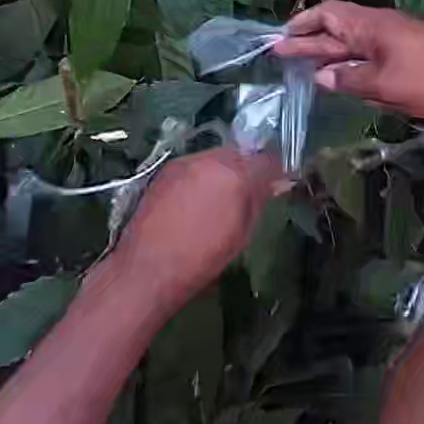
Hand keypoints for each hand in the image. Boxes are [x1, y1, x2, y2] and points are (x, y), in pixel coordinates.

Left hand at [112, 147, 280, 307]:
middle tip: (247, 192)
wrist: (146, 270)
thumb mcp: (242, 234)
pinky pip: (195, 165)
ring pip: (217, 157)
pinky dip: (202, 175)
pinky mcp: (167, 169)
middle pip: (241, 153)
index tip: (277, 181)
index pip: (267, 159)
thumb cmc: (202, 259)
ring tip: (220, 197)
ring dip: (224, 170)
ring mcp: (187, 162)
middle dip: (248, 168)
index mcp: (237, 175)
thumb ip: (260, 200)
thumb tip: (278, 183)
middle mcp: (212, 160)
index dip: (275, 170)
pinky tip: (196, 199)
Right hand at [274, 1, 423, 123]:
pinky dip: (351, 59)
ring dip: (331, 49)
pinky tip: (347, 74)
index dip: (302, 25)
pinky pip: (370, 49)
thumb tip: (320, 75)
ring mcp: (397, 35)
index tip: (279, 39)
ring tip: (308, 63)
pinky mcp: (410, 50)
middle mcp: (380, 24)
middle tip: (283, 52)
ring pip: (354, 38)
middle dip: (310, 38)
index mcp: (370, 25)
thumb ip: (349, 79)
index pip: (327, 15)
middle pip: (337, 25)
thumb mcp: (384, 85)